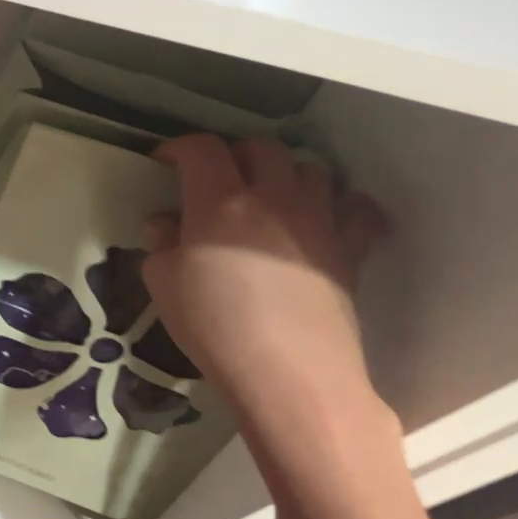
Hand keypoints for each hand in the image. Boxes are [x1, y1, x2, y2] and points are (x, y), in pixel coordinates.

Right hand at [141, 134, 391, 457]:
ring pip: (310, 169)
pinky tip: (324, 215)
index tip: (163, 161)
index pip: (201, 150)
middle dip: (232, 152)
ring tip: (265, 193)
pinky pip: (357, 208)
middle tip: (213, 175)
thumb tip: (168, 225)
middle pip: (261, 148)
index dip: (178, 147)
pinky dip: (341, 202)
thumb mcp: (160, 281)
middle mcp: (274, 199)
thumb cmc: (212, 323)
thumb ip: (161, 242)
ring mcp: (320, 222)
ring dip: (284, 172)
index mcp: (219, 202)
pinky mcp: (351, 250)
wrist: (289, 371)